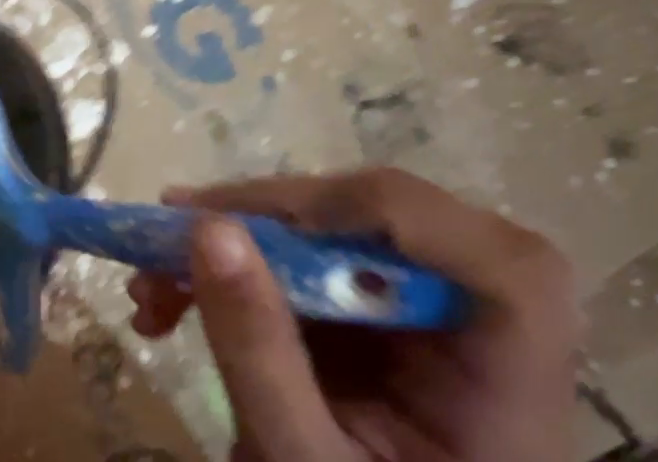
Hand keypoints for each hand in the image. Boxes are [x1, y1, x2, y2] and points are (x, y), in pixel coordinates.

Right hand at [128, 169, 579, 461]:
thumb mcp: (298, 455)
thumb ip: (259, 351)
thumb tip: (208, 229)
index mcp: (506, 392)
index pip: (508, 270)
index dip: (401, 221)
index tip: (277, 224)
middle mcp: (476, 340)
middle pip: (402, 229)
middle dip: (273, 218)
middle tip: (175, 228)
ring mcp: (417, 325)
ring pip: (334, 234)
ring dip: (231, 242)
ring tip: (149, 282)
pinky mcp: (362, 321)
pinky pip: (298, 264)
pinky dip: (227, 271)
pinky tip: (165, 301)